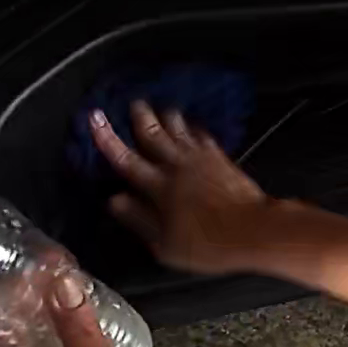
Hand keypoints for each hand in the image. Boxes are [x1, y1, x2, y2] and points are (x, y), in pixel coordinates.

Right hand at [89, 100, 294, 274]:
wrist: (252, 230)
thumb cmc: (206, 244)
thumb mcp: (165, 244)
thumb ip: (139, 219)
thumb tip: (113, 200)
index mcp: (159, 188)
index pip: (126, 160)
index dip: (107, 138)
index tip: (95, 117)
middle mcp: (177, 167)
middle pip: (154, 135)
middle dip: (141, 117)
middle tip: (135, 102)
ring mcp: (201, 160)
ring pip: (179, 131)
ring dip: (168, 117)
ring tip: (162, 107)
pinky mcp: (221, 160)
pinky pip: (203, 137)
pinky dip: (195, 129)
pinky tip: (194, 126)